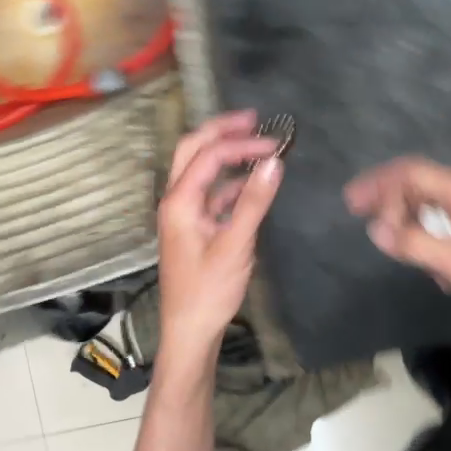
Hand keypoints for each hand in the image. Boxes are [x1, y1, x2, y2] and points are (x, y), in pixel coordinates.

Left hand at [157, 111, 283, 353]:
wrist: (189, 330)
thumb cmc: (209, 290)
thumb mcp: (236, 245)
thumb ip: (254, 201)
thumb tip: (274, 161)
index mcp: (179, 201)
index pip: (209, 156)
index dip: (242, 144)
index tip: (275, 144)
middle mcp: (175, 200)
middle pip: (192, 150)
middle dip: (221, 132)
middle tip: (253, 120)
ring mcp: (182, 214)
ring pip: (199, 170)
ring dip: (224, 154)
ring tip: (255, 144)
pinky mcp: (192, 228)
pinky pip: (209, 193)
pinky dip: (229, 181)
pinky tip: (251, 183)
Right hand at [344, 157, 450, 328]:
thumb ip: (414, 245)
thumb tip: (374, 230)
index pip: (411, 174)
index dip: (379, 186)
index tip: (357, 210)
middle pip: (417, 185)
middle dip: (386, 198)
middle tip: (355, 209)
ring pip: (429, 208)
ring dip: (408, 224)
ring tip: (393, 246)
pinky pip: (444, 228)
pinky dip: (429, 242)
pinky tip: (434, 271)